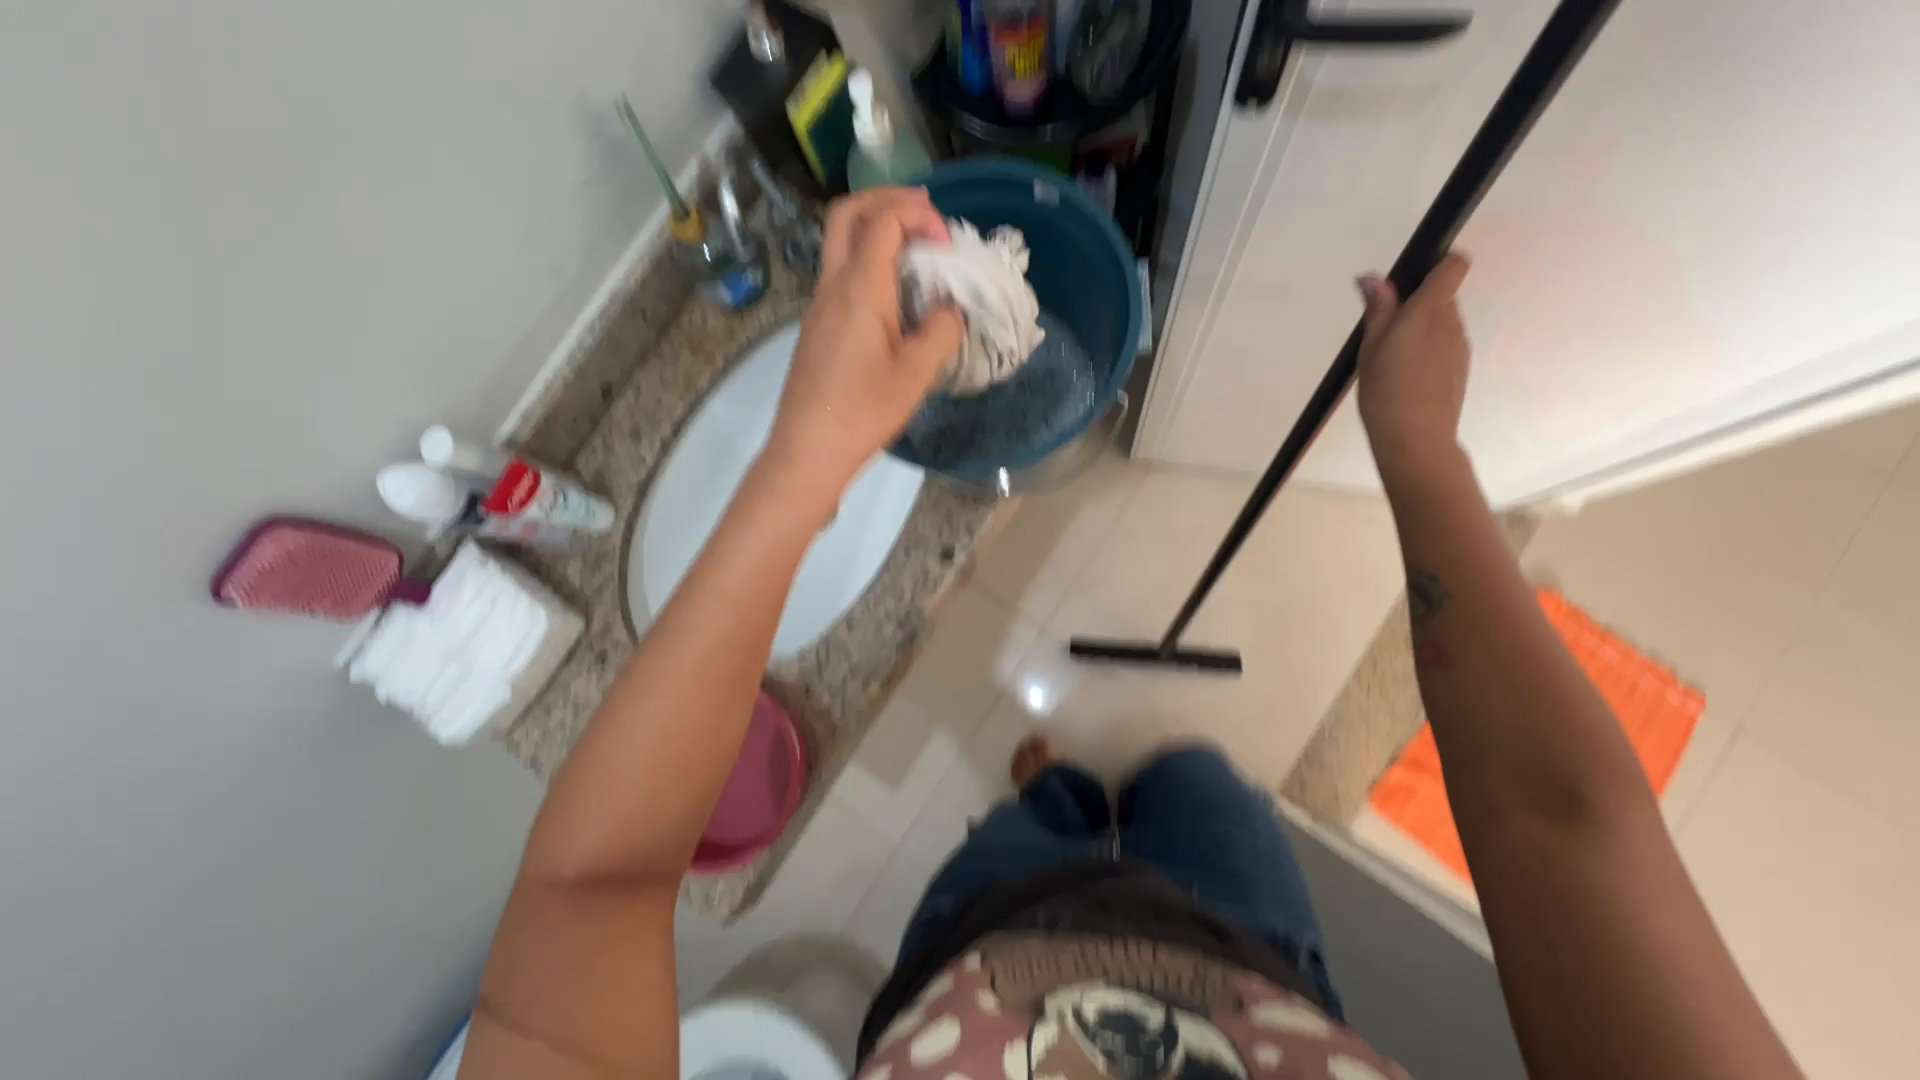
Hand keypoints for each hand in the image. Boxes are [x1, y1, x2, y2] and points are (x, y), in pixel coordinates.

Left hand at [761, 187, 964, 502]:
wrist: (808, 449)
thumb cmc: (863, 412)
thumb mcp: (917, 373)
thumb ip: (941, 329)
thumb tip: (951, 307)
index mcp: (859, 287)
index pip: (884, 219)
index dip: (920, 216)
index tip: (948, 246)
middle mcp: (832, 285)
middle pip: (848, 213)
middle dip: (887, 200)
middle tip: (925, 213)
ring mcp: (819, 304)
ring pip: (840, 242)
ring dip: (877, 230)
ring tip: (917, 249)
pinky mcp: (818, 326)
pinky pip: (841, 274)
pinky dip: (869, 262)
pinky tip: (897, 294)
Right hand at [1355, 253, 1472, 477]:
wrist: (1416, 440)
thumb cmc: (1386, 392)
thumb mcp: (1371, 348)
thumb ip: (1378, 309)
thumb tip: (1373, 278)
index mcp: (1430, 311)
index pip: (1453, 266)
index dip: (1437, 262)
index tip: (1409, 279)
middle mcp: (1452, 322)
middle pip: (1441, 296)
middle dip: (1414, 304)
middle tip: (1382, 331)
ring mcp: (1460, 346)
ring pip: (1441, 323)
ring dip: (1419, 330)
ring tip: (1390, 360)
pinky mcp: (1460, 368)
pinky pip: (1443, 346)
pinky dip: (1425, 351)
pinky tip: (1404, 377)